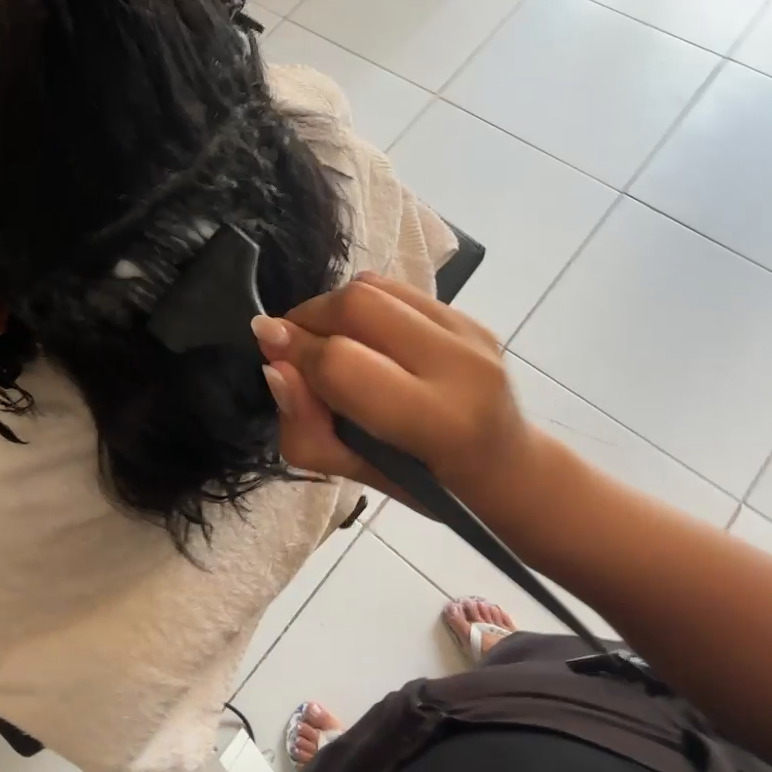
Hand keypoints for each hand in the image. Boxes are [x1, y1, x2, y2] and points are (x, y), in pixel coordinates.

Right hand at [254, 273, 560, 506]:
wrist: (504, 464)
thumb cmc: (425, 483)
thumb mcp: (355, 473)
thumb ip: (306, 426)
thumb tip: (275, 366)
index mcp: (436, 421)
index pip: (344, 363)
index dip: (296, 349)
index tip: (268, 347)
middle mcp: (460, 366)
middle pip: (357, 305)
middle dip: (309, 316)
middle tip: (294, 343)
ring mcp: (470, 333)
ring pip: (373, 288)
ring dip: (332, 307)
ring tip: (328, 339)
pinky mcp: (470, 315)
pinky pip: (394, 288)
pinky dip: (361, 304)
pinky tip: (362, 335)